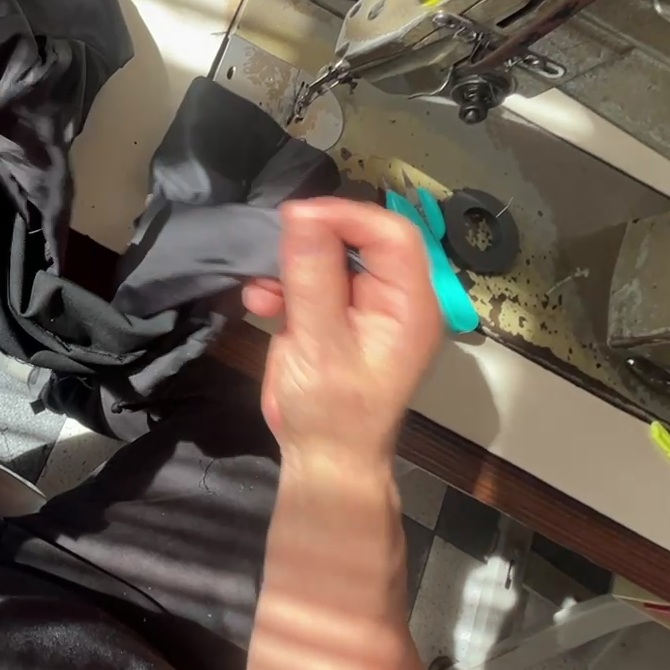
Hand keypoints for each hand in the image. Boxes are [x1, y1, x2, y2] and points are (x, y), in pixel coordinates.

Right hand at [241, 198, 442, 469]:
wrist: (320, 456)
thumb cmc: (330, 407)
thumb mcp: (319, 340)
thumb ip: (311, 276)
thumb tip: (300, 212)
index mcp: (408, 303)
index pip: (391, 234)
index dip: (346, 216)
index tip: (295, 216)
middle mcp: (389, 298)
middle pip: (356, 241)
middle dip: (310, 242)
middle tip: (271, 249)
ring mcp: (358, 308)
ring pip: (325, 258)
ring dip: (287, 268)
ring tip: (261, 291)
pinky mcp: (330, 318)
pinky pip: (307, 282)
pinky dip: (279, 287)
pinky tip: (261, 303)